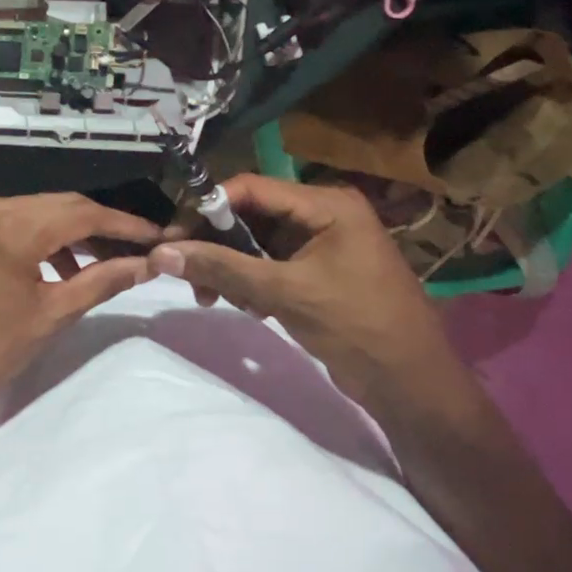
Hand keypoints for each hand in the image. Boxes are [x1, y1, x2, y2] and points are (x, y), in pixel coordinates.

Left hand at [0, 193, 160, 461]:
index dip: (125, 225)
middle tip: (136, 249)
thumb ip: (101, 281)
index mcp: (13, 226)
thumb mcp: (52, 314)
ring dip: (71, 232)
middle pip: (61, 205)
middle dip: (101, 225)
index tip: (157, 238)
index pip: (83, 214)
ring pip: (38, 211)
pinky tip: (61, 267)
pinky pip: (14, 222)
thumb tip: (145, 264)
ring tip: (102, 263)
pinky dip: (42, 237)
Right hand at [148, 175, 455, 401]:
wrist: (411, 383)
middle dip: (215, 244)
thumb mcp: (282, 292)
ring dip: (228, 268)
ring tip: (215, 299)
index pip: (249, 188)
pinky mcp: (316, 271)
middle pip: (248, 214)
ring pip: (253, 242)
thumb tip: (161, 252)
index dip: (205, 209)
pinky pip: (267, 263)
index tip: (171, 237)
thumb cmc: (355, 325)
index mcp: (326, 204)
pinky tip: (247, 308)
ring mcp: (321, 243)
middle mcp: (323, 214)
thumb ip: (221, 267)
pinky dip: (248, 281)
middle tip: (186, 275)